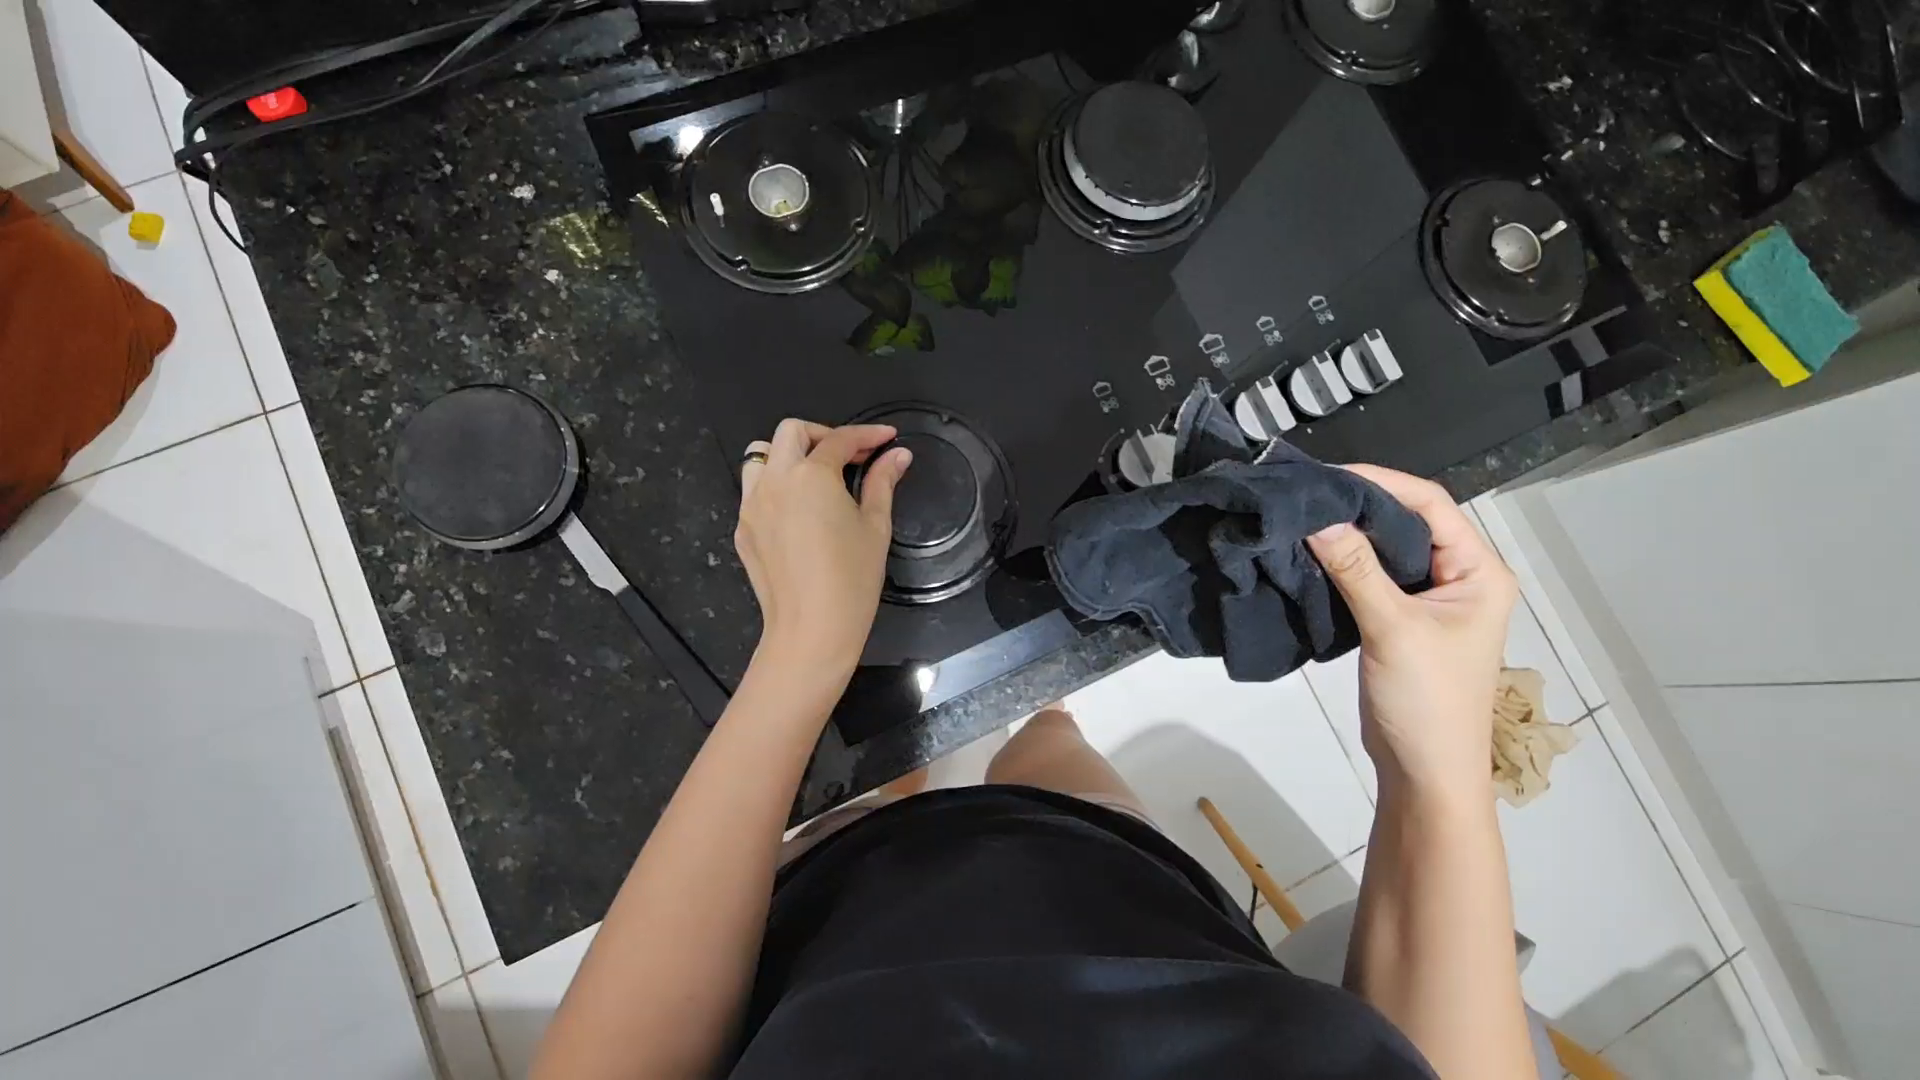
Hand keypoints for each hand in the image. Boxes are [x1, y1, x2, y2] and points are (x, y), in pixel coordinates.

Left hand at [735, 419, 911, 683]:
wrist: (811, 629)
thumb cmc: (852, 578)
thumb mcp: (875, 526)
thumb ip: (883, 483)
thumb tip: (898, 455)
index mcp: (811, 476)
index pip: (840, 440)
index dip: (868, 435)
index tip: (887, 439)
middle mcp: (775, 481)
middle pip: (791, 432)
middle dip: (823, 435)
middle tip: (850, 456)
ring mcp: (752, 505)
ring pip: (761, 457)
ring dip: (789, 456)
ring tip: (816, 478)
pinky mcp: (743, 529)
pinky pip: (754, 492)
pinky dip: (776, 488)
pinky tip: (799, 512)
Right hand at [1306, 465, 1516, 800]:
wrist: (1424, 773)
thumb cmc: (1427, 701)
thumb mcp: (1392, 629)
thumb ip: (1356, 570)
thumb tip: (1317, 516)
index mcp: (1478, 571)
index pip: (1430, 505)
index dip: (1379, 483)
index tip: (1325, 476)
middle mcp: (1457, 577)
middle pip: (1407, 522)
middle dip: (1358, 505)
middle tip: (1304, 494)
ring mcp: (1428, 600)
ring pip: (1385, 550)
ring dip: (1347, 535)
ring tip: (1300, 518)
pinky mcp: (1399, 620)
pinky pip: (1370, 577)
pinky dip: (1341, 564)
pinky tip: (1309, 556)